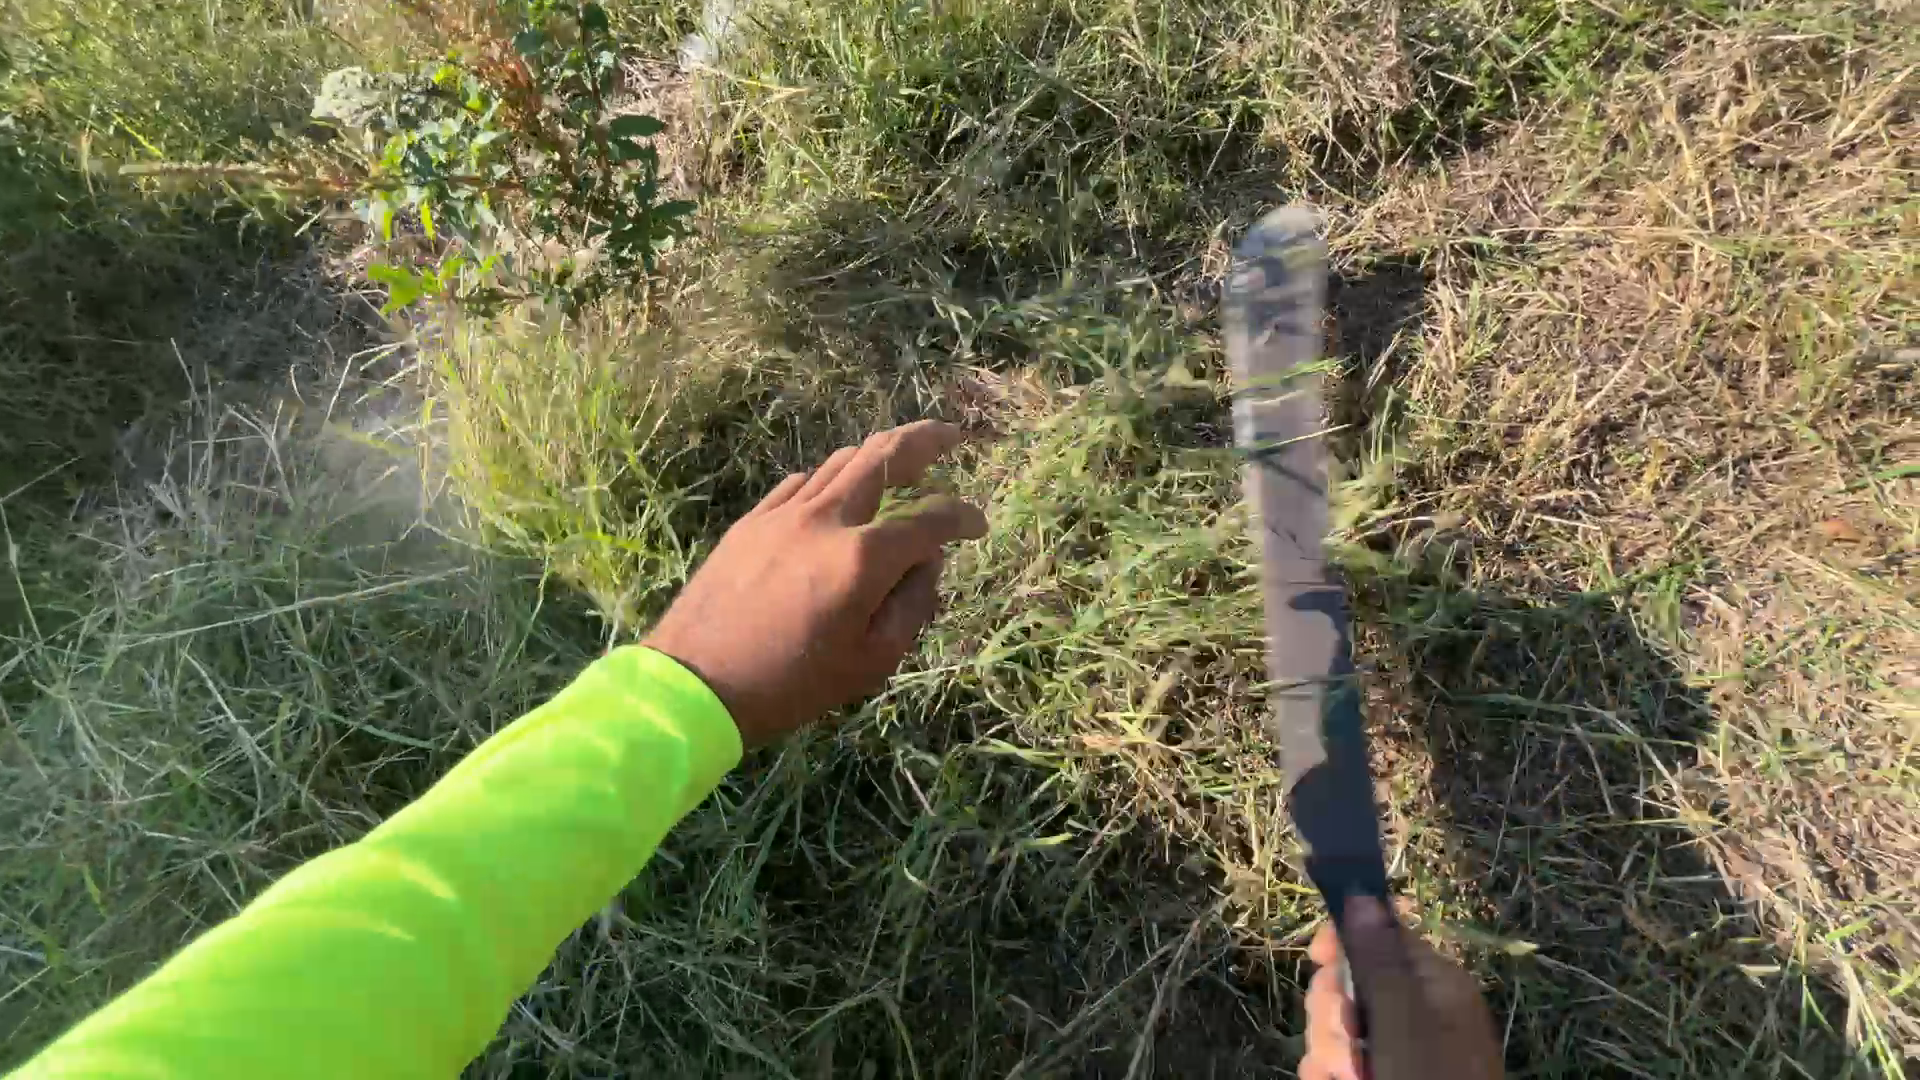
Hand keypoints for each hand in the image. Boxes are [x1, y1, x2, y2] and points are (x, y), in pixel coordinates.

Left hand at [643, 421, 986, 746]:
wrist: (696, 686)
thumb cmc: (793, 683)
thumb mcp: (873, 661)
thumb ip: (913, 603)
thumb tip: (927, 560)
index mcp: (862, 558)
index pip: (930, 518)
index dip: (963, 517)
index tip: (978, 525)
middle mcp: (826, 519)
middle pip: (884, 456)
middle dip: (925, 439)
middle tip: (950, 435)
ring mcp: (783, 513)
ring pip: (841, 461)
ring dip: (878, 455)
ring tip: (900, 461)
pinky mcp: (752, 520)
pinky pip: (802, 482)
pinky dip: (832, 480)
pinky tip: (838, 497)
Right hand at [1303, 897, 1503, 1079]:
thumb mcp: (1401, 1021)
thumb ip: (1377, 957)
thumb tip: (1361, 891)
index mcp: (1435, 983)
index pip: (1376, 930)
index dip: (1340, 942)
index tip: (1317, 961)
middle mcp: (1419, 1008)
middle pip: (1348, 978)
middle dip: (1331, 1010)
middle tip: (1345, 1044)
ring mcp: (1400, 1047)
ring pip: (1337, 1020)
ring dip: (1328, 1048)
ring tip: (1344, 1078)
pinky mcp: (1382, 1075)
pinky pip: (1338, 1056)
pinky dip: (1329, 1071)